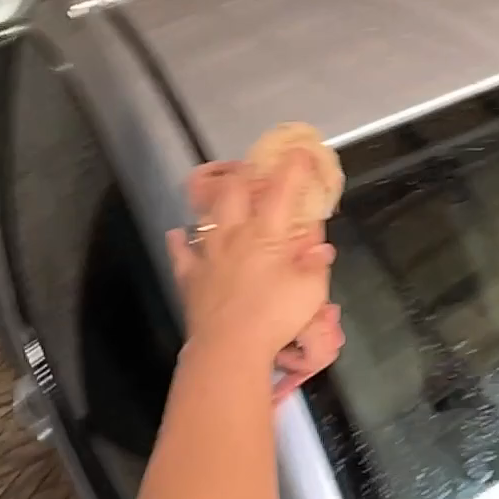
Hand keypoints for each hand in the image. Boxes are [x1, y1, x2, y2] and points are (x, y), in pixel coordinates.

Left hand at [167, 154, 341, 399]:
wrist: (230, 346)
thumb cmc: (276, 316)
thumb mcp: (311, 291)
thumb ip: (315, 264)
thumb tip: (320, 246)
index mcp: (268, 234)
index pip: (283, 191)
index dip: (294, 168)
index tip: (302, 152)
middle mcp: (234, 234)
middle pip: (236, 190)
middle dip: (247, 173)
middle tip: (255, 169)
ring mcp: (207, 253)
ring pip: (206, 214)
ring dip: (213, 197)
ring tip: (219, 190)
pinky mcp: (189, 276)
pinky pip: (180, 251)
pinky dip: (179, 240)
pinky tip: (178, 234)